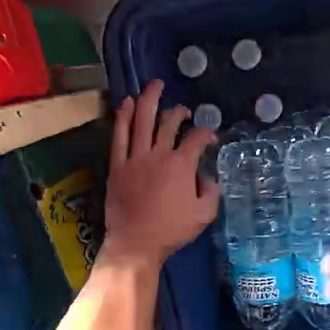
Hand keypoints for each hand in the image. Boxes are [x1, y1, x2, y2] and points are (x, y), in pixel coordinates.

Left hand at [102, 79, 217, 267]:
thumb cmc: (172, 230)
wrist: (136, 244)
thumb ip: (211, 190)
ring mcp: (135, 158)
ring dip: (149, 100)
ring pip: (142, 121)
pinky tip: (125, 103)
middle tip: (183, 111)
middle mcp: (158, 155)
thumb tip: (207, 176)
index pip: (196, 138)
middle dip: (179, 112)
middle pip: (168, 123)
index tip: (211, 139)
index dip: (207, 134)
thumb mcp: (205, 214)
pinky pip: (119, 135)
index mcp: (181, 165)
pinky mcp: (118, 165)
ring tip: (154, 86)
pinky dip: (122, 117)